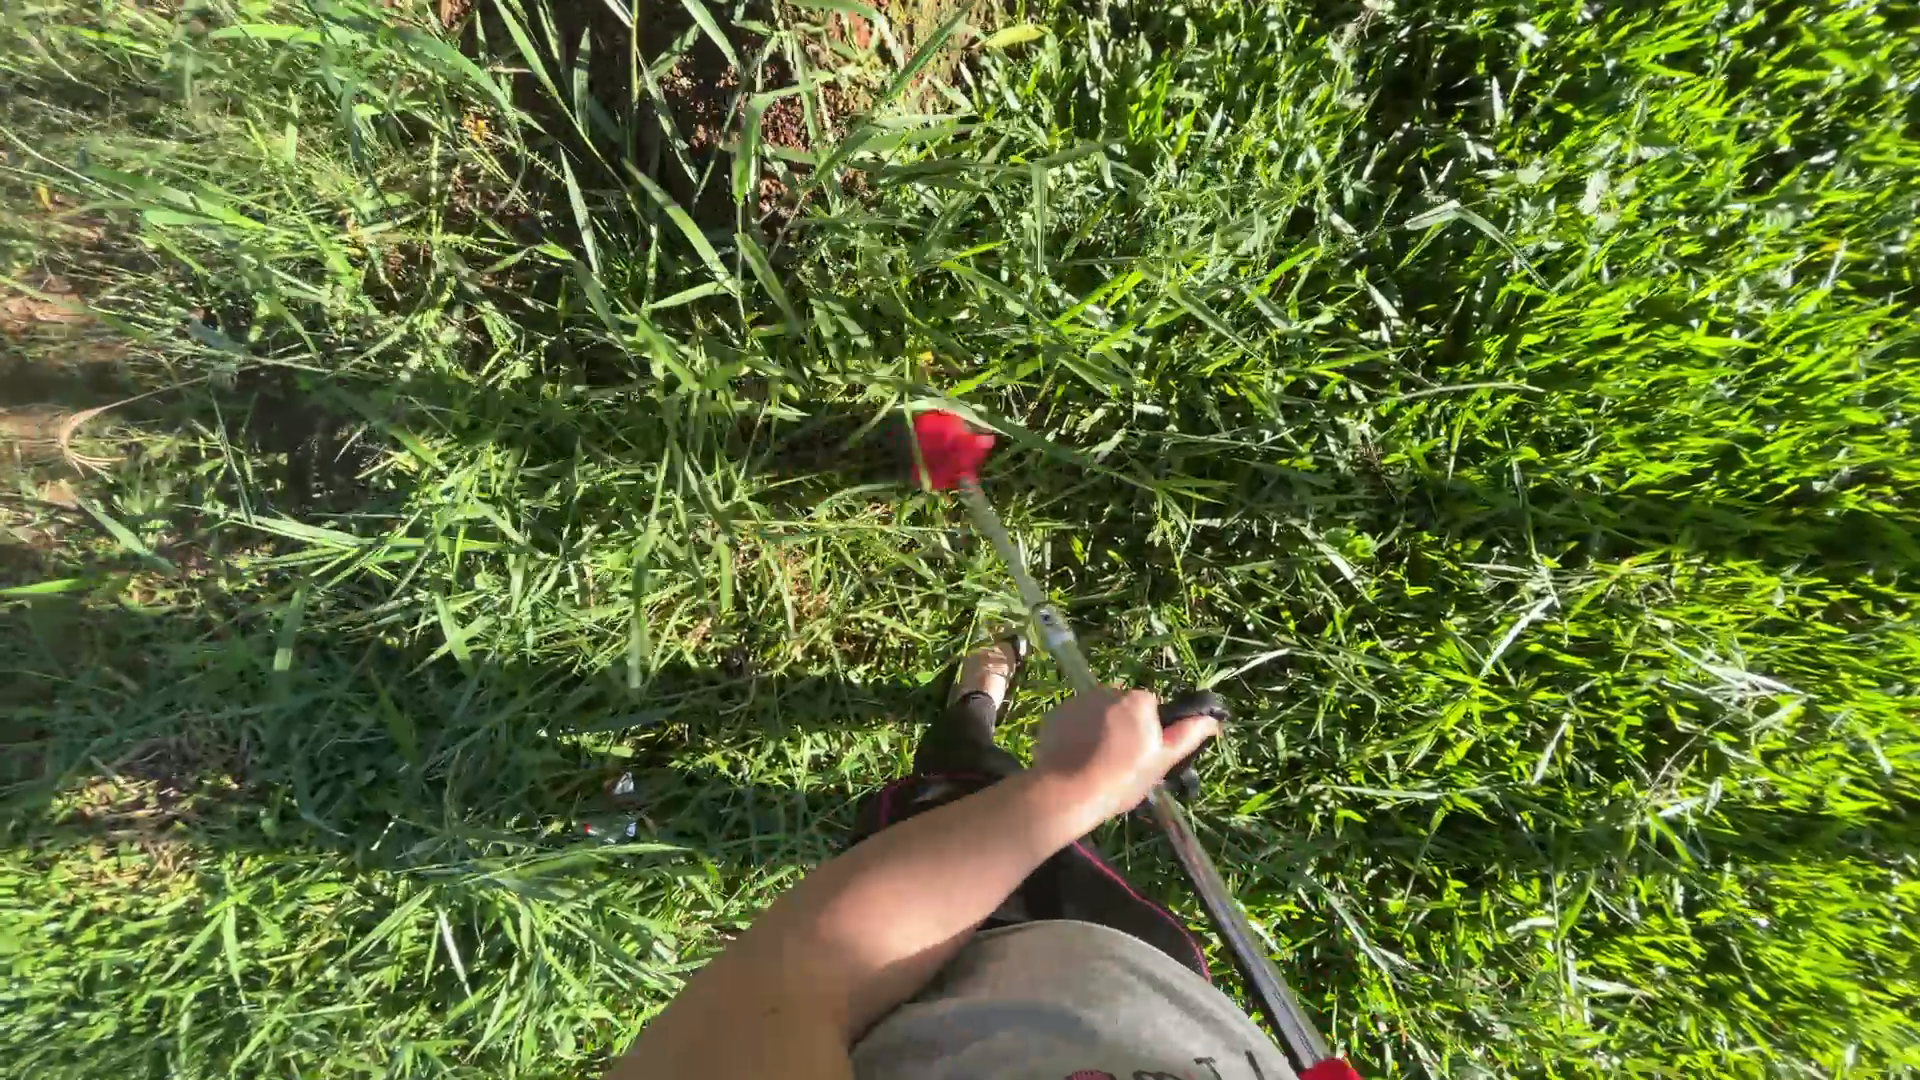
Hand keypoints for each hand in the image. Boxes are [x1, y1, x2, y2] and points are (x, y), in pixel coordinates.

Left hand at [1031, 687, 1219, 831]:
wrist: (1068, 791)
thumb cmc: (1123, 778)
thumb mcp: (1162, 761)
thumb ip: (1187, 735)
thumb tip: (1212, 720)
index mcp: (1137, 700)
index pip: (1149, 706)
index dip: (1148, 730)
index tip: (1142, 753)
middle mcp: (1107, 691)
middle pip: (1122, 706)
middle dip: (1123, 725)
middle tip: (1120, 760)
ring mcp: (1078, 701)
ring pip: (1096, 712)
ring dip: (1099, 728)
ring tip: (1096, 762)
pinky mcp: (1056, 714)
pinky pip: (1073, 720)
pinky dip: (1075, 733)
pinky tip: (1074, 758)